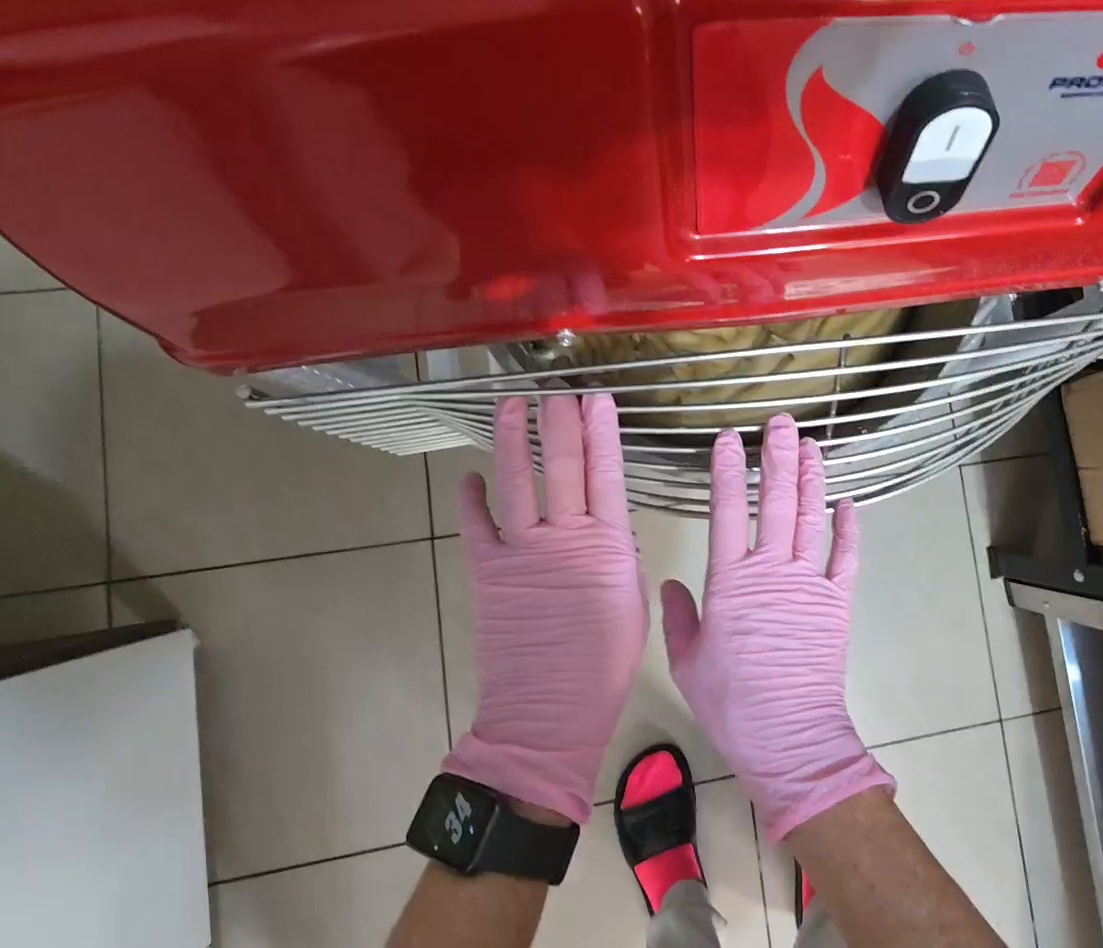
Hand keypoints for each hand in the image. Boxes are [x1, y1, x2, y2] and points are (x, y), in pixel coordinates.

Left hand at [443, 393, 646, 825]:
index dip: (602, 432)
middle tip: (555, 392)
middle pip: (561, 466)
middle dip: (559, 423)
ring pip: (515, 482)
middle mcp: (565, 538)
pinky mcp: (488, 572)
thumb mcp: (631, 602)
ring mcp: (522, 552)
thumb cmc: (604, 663)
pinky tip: (470, 477)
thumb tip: (604, 530)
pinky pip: (476, 525)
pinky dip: (471, 499)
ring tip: (511, 405)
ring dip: (512, 440)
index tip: (597, 399)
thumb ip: (618, 557)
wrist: (550, 711)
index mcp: (609, 545)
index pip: (606, 473)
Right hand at [660, 414, 894, 839]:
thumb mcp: (687, 661)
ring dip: (812, 479)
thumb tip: (669, 584)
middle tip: (781, 422)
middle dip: (778, 458)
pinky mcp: (838, 602)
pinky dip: (849, 529)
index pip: (725, 511)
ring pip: (812, 519)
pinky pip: (847, 557)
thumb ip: (679, 617)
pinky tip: (848, 503)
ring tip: (812, 445)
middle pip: (776, 502)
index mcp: (730, 582)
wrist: (788, 735)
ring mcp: (810, 583)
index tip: (729, 438)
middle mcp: (771, 571)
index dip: (726, 471)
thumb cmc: (730, 702)